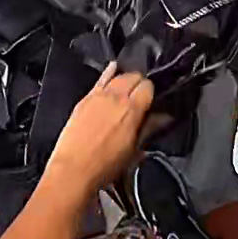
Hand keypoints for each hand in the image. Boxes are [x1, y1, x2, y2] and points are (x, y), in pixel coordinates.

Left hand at [41, 62, 154, 201]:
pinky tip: (113, 67)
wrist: (73, 171)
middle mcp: (116, 97)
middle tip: (141, 97)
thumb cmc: (104, 166)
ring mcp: (98, 96)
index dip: (152, 92)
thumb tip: (164, 118)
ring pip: (119, 76)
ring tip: (128, 89)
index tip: (152, 101)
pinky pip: (100, 78)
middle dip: (140, 84)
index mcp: (132, 109)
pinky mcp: (85, 99)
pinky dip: (109, 72)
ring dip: (126, 80)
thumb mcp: (134, 150)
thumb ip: (150, 128)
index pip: (148, 86)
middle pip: (134, 76)